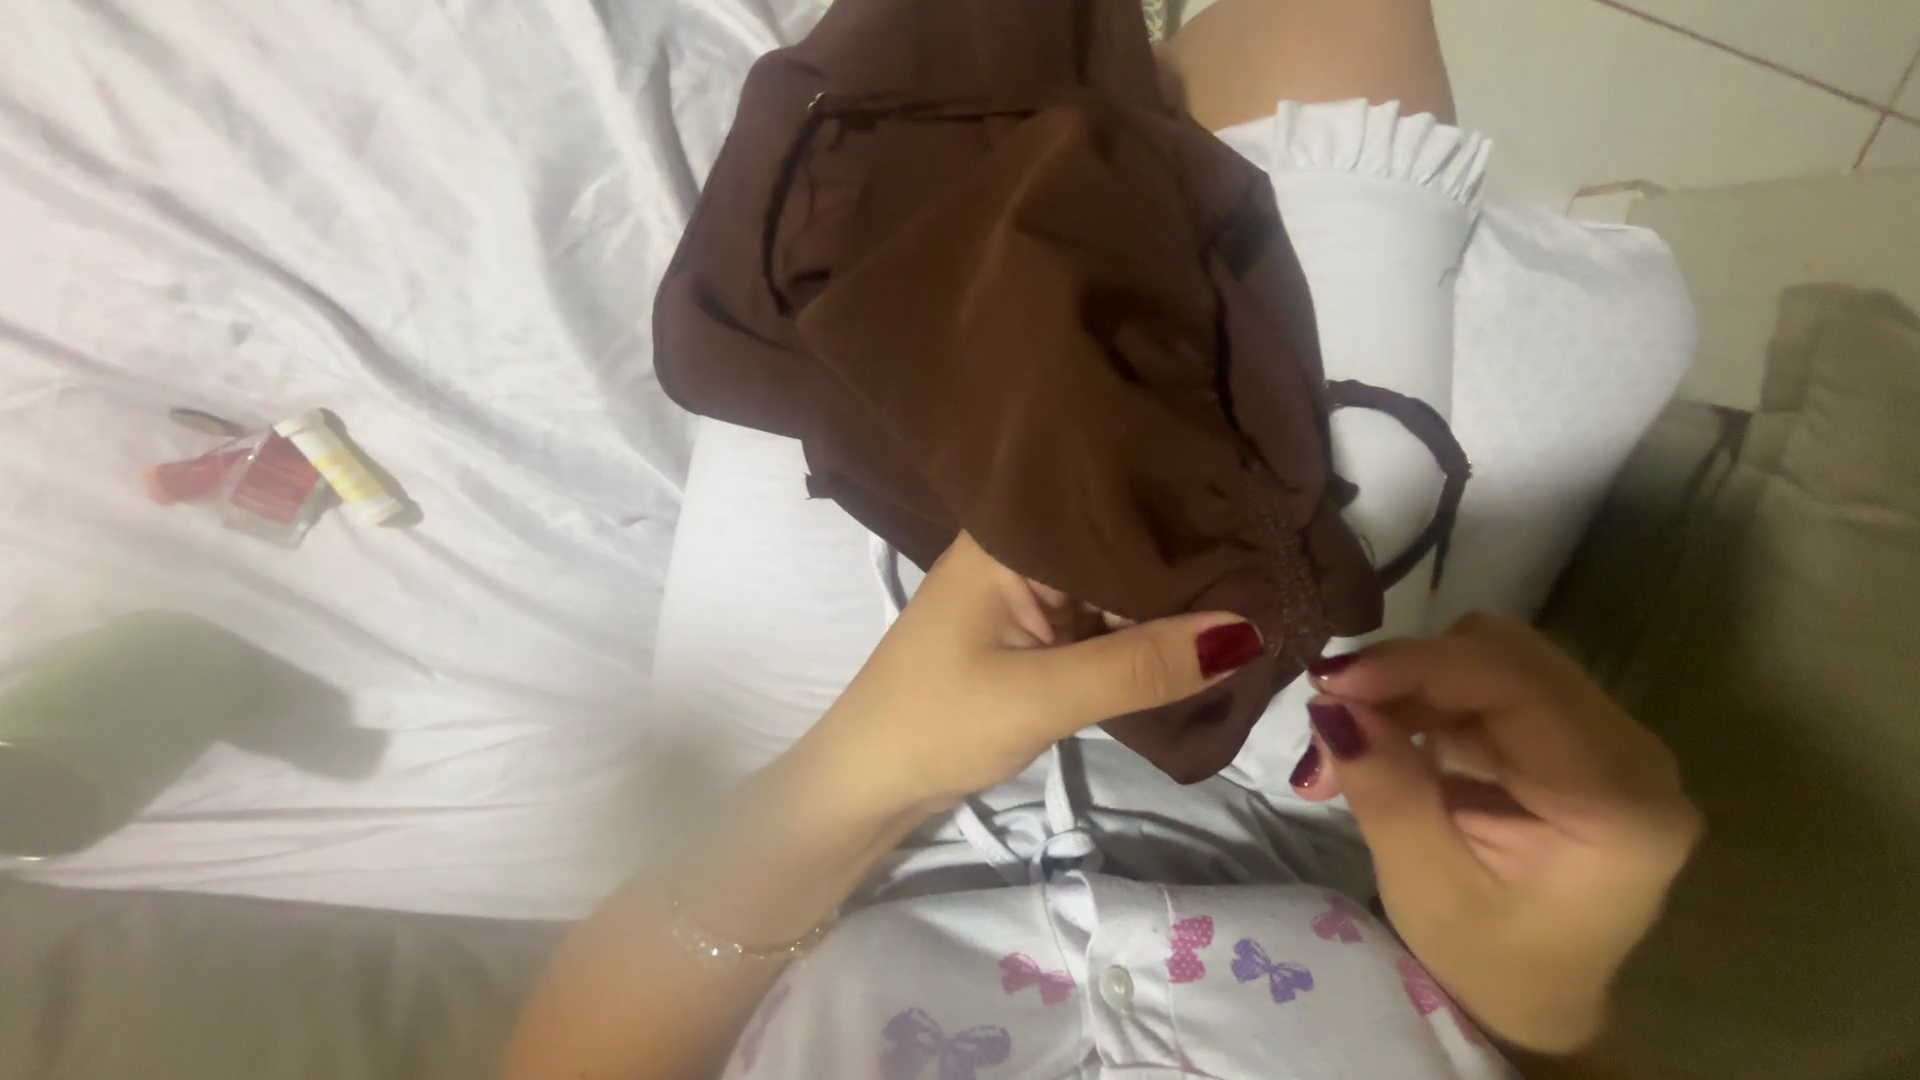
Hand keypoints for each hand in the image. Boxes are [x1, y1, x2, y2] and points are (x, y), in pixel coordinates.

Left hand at [808, 532, 1263, 813]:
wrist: (869, 782)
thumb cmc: (937, 723)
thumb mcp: (1042, 696)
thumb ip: (1140, 664)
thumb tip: (1249, 630)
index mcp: (1008, 537)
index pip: (1109, 510)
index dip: (1181, 520)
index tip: (1260, 528)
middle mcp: (1019, 550)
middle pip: (1116, 547)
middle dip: (1183, 566)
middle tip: (1275, 567)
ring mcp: (1025, 593)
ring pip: (1113, 589)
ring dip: (1166, 606)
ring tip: (1254, 599)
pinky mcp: (1031, 632)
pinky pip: (1099, 622)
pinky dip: (1138, 635)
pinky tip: (1196, 638)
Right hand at [1295, 614, 1701, 1053]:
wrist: (1527, 995)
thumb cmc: (1485, 958)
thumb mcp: (1423, 882)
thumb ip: (1384, 787)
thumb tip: (1329, 703)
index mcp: (1616, 801)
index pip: (1517, 684)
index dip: (1417, 664)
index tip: (1329, 681)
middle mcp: (1627, 754)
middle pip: (1504, 654)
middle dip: (1404, 672)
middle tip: (1331, 714)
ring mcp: (1597, 739)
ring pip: (1483, 657)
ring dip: (1401, 684)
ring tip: (1344, 739)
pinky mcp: (1559, 736)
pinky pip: (1475, 682)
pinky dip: (1411, 698)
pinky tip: (1374, 740)